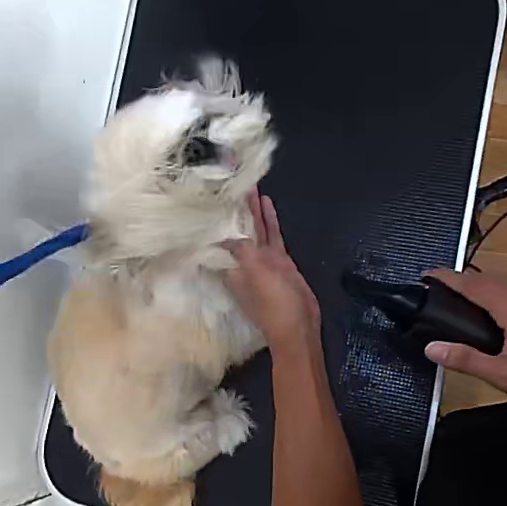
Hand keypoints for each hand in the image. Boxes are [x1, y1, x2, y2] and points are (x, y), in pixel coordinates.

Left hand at [225, 194, 319, 353]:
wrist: (298, 325)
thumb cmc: (272, 302)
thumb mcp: (252, 270)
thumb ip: (238, 246)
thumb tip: (216, 227)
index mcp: (230, 264)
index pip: (217, 232)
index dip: (214, 213)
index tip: (208, 192)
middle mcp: (243, 260)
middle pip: (236, 228)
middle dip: (233, 207)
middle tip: (228, 180)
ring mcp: (263, 260)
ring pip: (254, 228)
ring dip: (251, 209)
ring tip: (247, 184)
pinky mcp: (280, 261)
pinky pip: (272, 235)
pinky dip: (269, 220)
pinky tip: (266, 203)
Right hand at [421, 269, 506, 408]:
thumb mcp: (503, 374)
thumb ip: (466, 359)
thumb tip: (433, 348)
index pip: (472, 284)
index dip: (447, 277)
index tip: (428, 274)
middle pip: (487, 281)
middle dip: (461, 281)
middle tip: (439, 288)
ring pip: (504, 287)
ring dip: (480, 288)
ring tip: (461, 299)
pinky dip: (498, 296)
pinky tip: (495, 313)